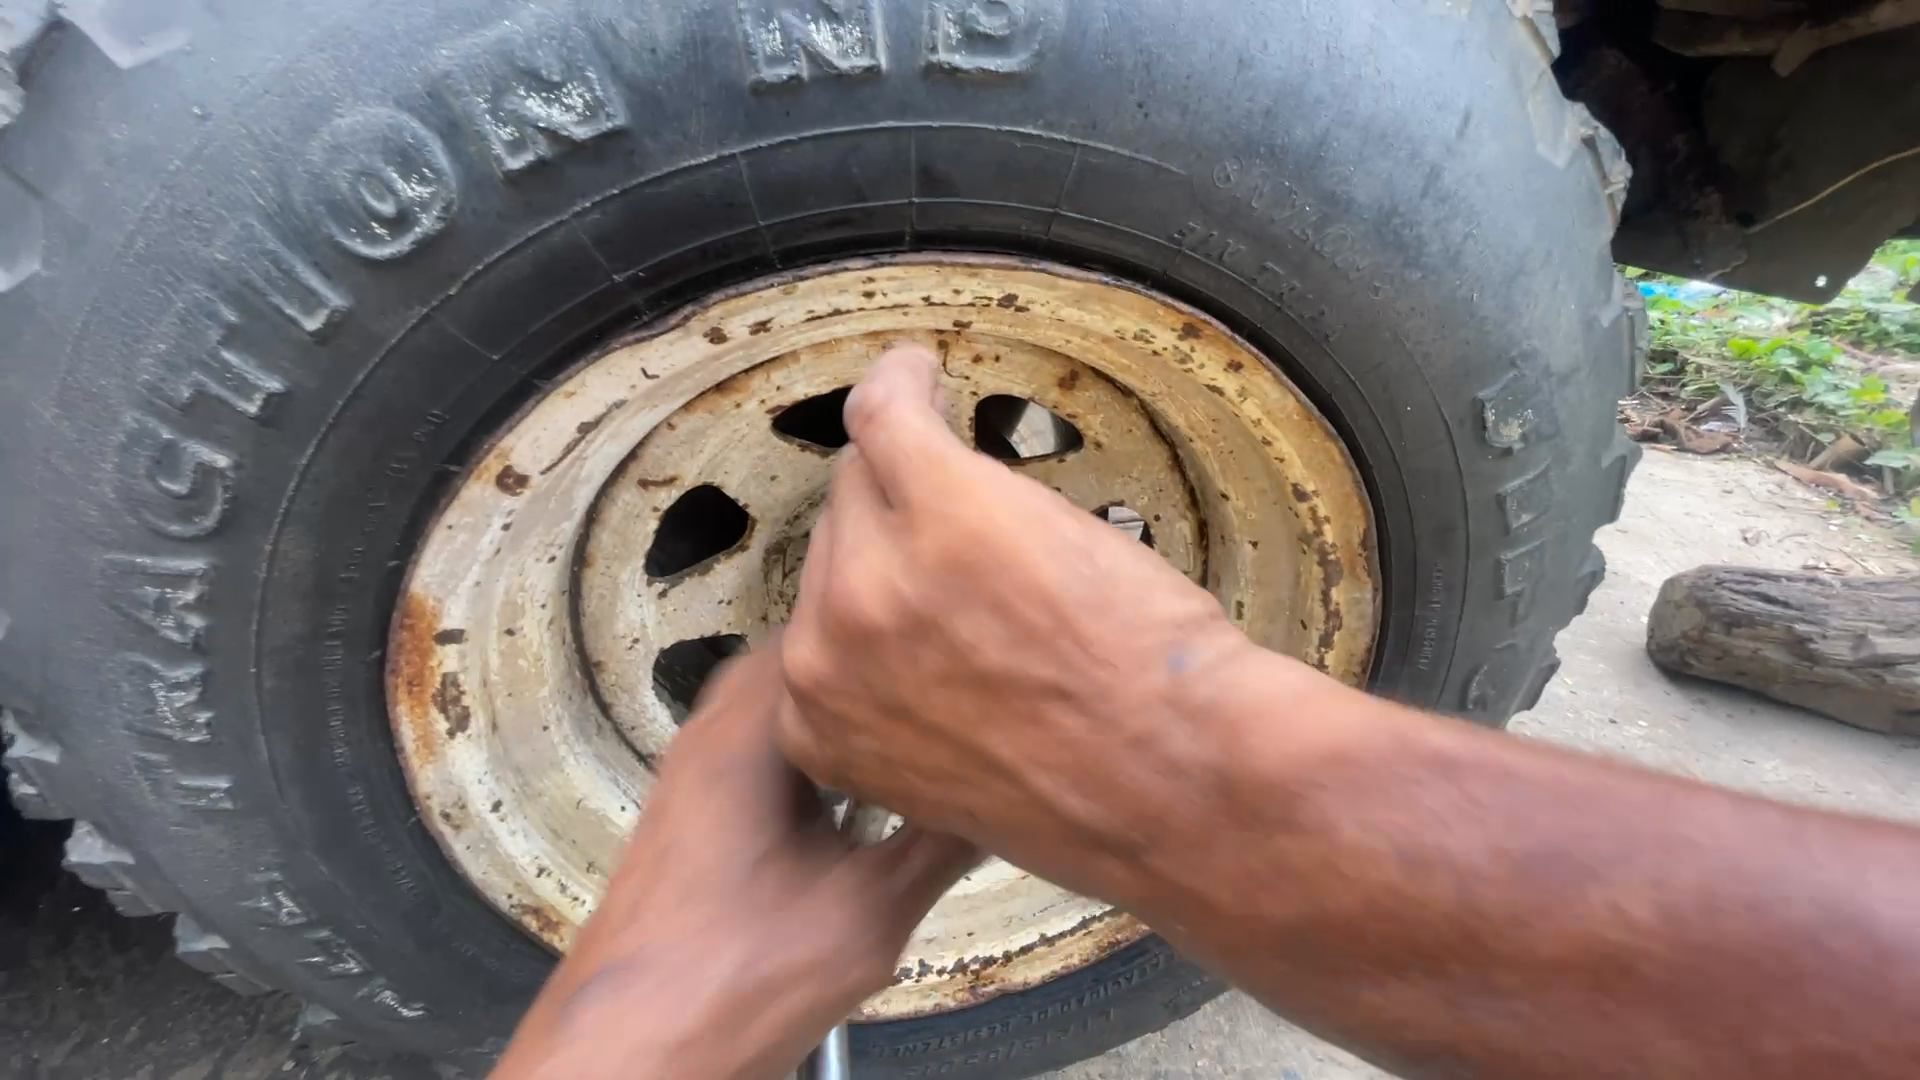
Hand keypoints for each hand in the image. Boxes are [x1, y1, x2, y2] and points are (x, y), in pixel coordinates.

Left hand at [491, 644, 975, 1079]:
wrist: (621, 1064)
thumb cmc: (734, 981)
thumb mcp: (867, 914)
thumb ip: (939, 847)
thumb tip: (1000, 798)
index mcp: (743, 738)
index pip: (812, 636)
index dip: (874, 630)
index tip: (930, 637)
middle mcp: (707, 738)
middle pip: (789, 662)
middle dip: (854, 665)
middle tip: (917, 675)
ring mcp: (690, 774)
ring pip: (767, 703)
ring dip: (825, 706)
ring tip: (888, 721)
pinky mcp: (688, 812)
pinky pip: (750, 742)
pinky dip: (798, 742)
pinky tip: (839, 786)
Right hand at [777, 347, 1283, 900]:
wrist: (1175, 778)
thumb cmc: (1090, 788)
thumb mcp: (954, 767)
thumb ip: (904, 701)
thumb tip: (912, 637)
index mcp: (823, 718)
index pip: (825, 609)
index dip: (874, 579)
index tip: (903, 557)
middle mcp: (826, 649)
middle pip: (840, 536)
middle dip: (899, 527)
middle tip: (969, 531)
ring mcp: (875, 573)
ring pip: (868, 476)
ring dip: (909, 462)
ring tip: (961, 461)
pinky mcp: (940, 505)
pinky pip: (886, 414)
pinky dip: (901, 384)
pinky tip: (920, 371)